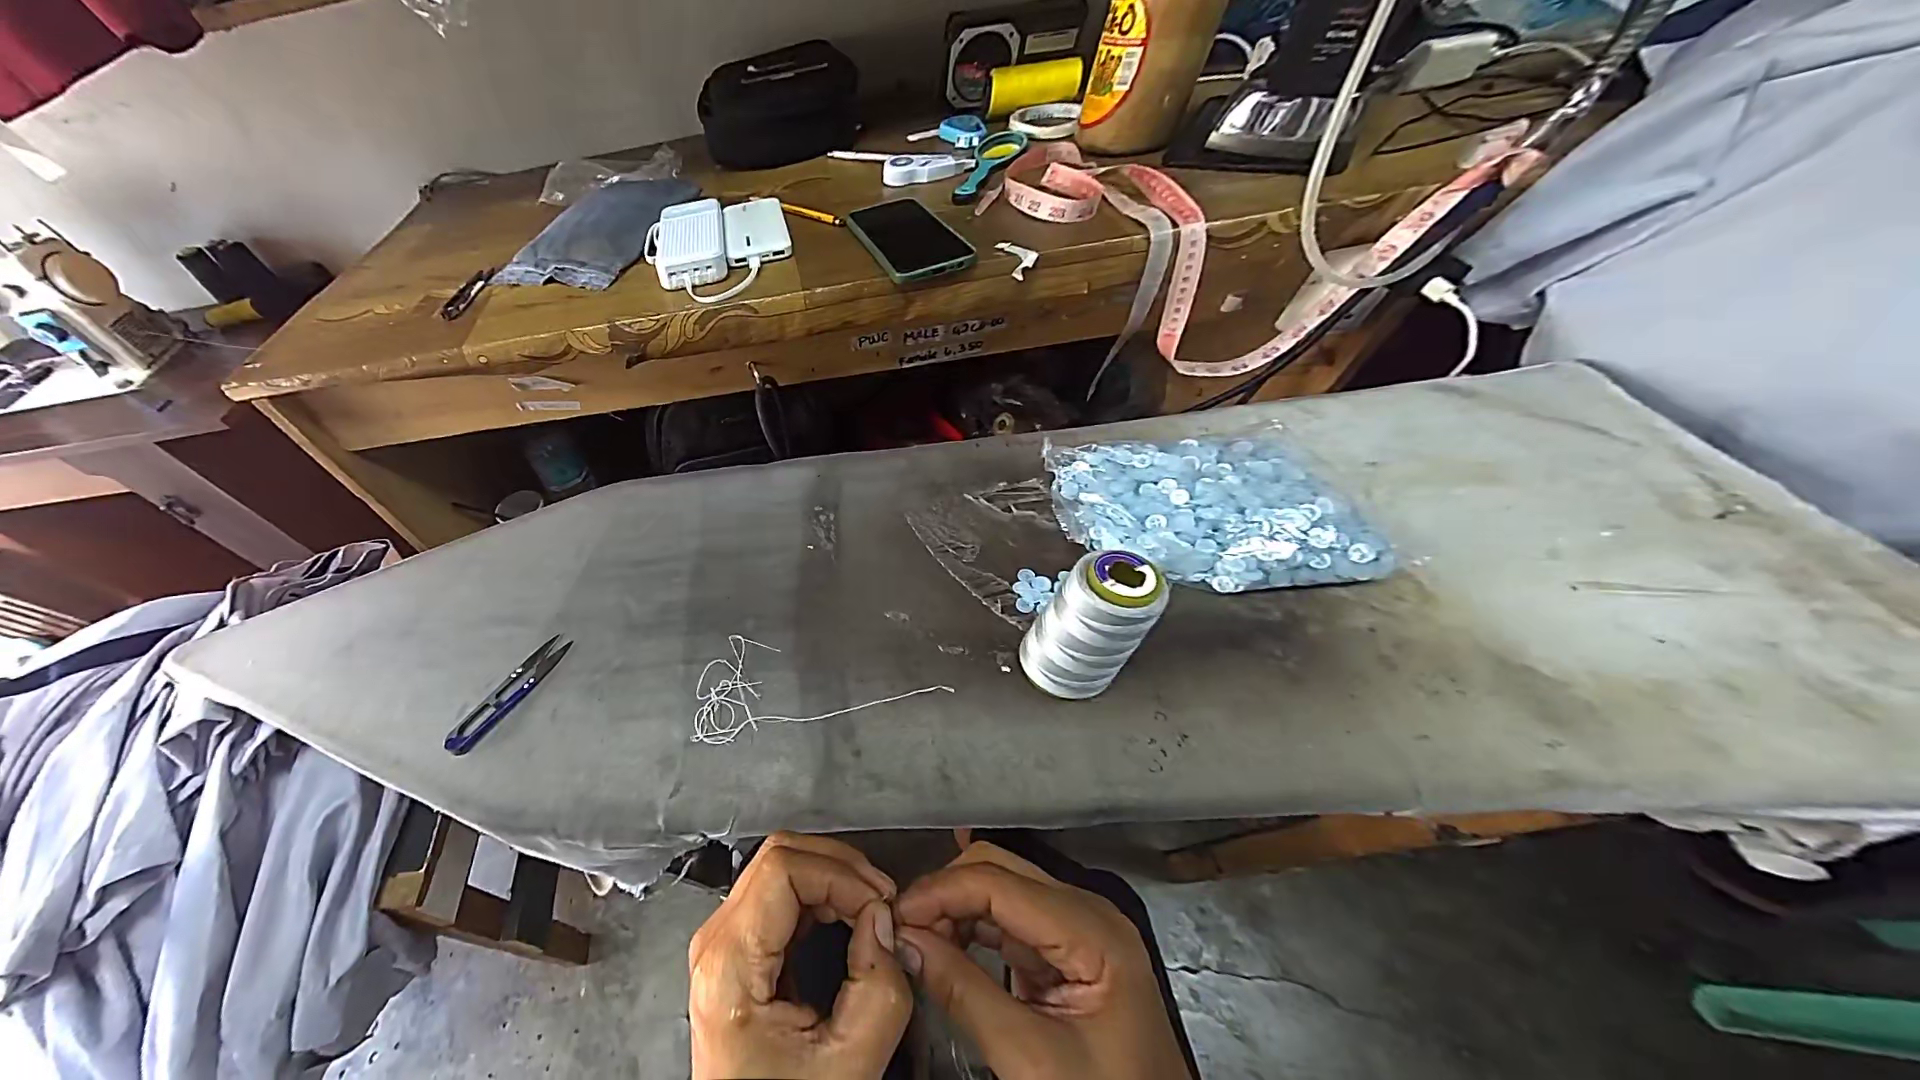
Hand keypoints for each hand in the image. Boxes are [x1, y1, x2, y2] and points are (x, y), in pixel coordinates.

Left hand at [688, 832, 911, 1079]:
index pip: (784, 868)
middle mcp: (717, 941)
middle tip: (881, 899)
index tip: (877, 905)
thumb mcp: (849, 1062)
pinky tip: (849, 914)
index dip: (841, 875)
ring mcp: (725, 938)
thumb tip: (881, 918)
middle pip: (781, 854)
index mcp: (731, 965)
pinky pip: (783, 887)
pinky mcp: (741, 943)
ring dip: (836, 874)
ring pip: (783, 863)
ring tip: (871, 906)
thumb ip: (878, 986)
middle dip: (842, 867)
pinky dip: (824, 889)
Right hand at [894, 842, 1191, 1079]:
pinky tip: (944, 947)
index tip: (896, 916)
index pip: (1000, 881)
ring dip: (954, 908)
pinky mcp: (1065, 951)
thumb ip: (965, 994)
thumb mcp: (1031, 1060)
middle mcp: (1086, 913)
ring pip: (1001, 889)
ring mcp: (1077, 929)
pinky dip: (971, 928)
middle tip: (902, 929)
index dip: (942, 891)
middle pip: (1001, 871)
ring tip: (915, 940)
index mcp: (1092, 929)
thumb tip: (909, 942)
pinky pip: (1009, 921)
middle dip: (946, 892)